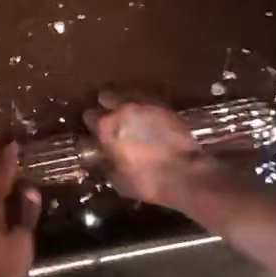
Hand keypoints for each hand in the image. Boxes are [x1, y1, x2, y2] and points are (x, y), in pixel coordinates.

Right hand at [83, 91, 211, 209]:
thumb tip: (102, 159)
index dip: (91, 124)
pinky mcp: (163, 105)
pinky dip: (143, 107)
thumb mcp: (119, 181)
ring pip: (127, 95)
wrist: (186, 173)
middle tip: (111, 119)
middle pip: (106, 97)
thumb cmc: (148, 181)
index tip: (93, 130)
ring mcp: (144, 104)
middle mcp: (122, 109)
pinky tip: (146, 117)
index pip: (89, 116)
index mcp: (106, 127)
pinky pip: (146, 100)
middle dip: (105, 106)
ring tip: (128, 115)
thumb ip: (107, 165)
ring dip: (124, 103)